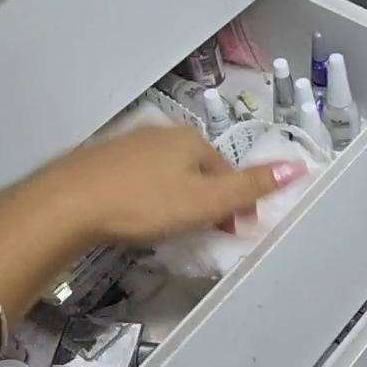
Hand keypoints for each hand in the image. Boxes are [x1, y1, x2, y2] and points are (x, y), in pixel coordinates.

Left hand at [15, 125, 303, 245]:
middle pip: (199, 171)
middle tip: (198, 233)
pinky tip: (135, 217)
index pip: (228, 172)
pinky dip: (145, 196)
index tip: (228, 232)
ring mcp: (128, 143)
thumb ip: (251, 187)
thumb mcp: (206, 201)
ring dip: (176, 198)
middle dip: (205, 200)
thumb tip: (300, 166)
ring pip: (168, 174)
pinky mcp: (101, 159)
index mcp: (192, 139)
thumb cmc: (144, 204)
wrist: (66, 205)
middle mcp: (162, 133)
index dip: (234, 205)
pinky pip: (138, 178)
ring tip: (167, 229)